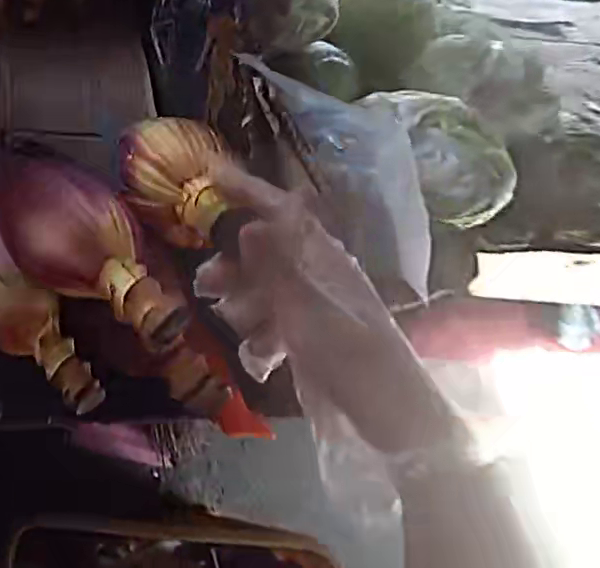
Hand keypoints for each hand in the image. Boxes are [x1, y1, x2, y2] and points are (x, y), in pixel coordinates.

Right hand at [195, 162, 461, 456]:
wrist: (394, 425)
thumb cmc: (354, 357)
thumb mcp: (310, 309)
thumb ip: (276, 267)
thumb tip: (248, 225)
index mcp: (321, 256)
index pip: (279, 209)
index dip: (246, 190)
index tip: (211, 174)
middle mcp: (312, 274)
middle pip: (257, 252)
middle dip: (230, 269)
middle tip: (205, 285)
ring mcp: (307, 307)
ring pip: (256, 291)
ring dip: (242, 310)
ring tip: (246, 333)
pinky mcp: (303, 338)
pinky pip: (265, 327)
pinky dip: (259, 343)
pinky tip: (263, 363)